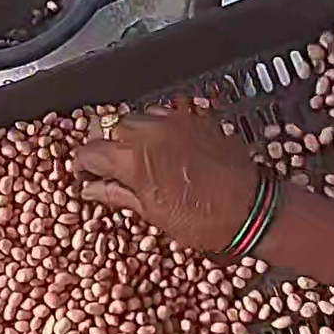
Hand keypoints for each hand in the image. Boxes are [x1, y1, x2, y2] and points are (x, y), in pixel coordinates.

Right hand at [75, 108, 310, 251]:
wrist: (252, 209)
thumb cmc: (202, 219)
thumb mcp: (150, 212)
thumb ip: (116, 193)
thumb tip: (90, 189)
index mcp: (131, 159)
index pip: (88, 152)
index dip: (82, 165)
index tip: (84, 175)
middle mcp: (148, 132)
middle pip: (109, 128)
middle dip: (106, 147)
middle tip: (111, 169)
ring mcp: (173, 121)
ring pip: (135, 118)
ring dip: (130, 136)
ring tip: (138, 158)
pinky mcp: (194, 118)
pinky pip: (163, 114)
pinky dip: (155, 128)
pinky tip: (162, 147)